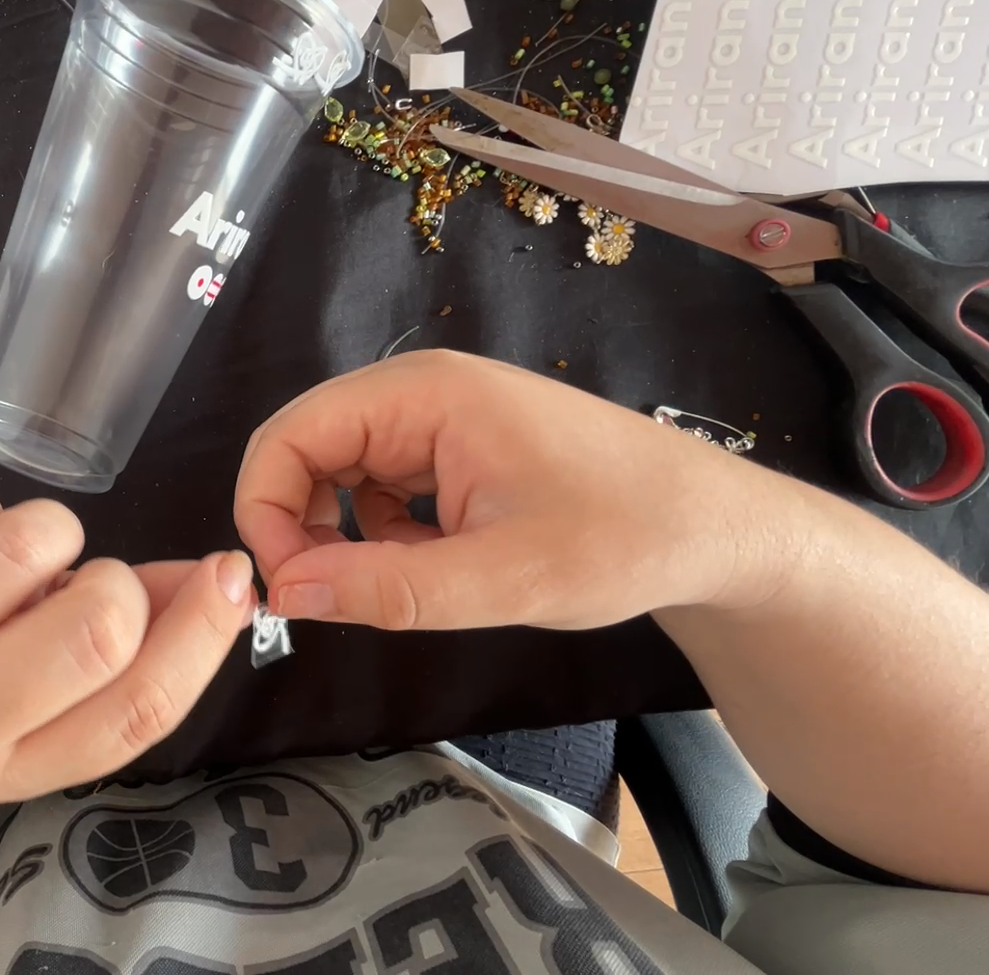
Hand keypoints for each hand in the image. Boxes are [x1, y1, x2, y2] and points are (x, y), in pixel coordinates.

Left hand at [0, 482, 254, 803]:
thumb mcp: (43, 687)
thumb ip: (141, 640)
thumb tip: (229, 584)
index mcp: (11, 763)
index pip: (136, 708)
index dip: (201, 635)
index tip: (231, 572)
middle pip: (95, 628)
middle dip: (108, 579)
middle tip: (71, 581)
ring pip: (26, 540)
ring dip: (38, 531)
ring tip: (1, 562)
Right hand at [233, 350, 801, 631]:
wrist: (723, 533)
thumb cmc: (624, 540)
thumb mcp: (502, 579)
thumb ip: (385, 588)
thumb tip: (281, 595)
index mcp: (418, 395)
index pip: (289, 436)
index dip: (265, 510)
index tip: (288, 588)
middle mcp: (412, 393)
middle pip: (303, 450)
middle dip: (297, 525)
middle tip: (326, 593)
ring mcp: (429, 418)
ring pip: (333, 472)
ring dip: (339, 532)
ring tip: (393, 578)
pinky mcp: (444, 448)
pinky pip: (372, 486)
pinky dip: (376, 532)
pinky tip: (427, 558)